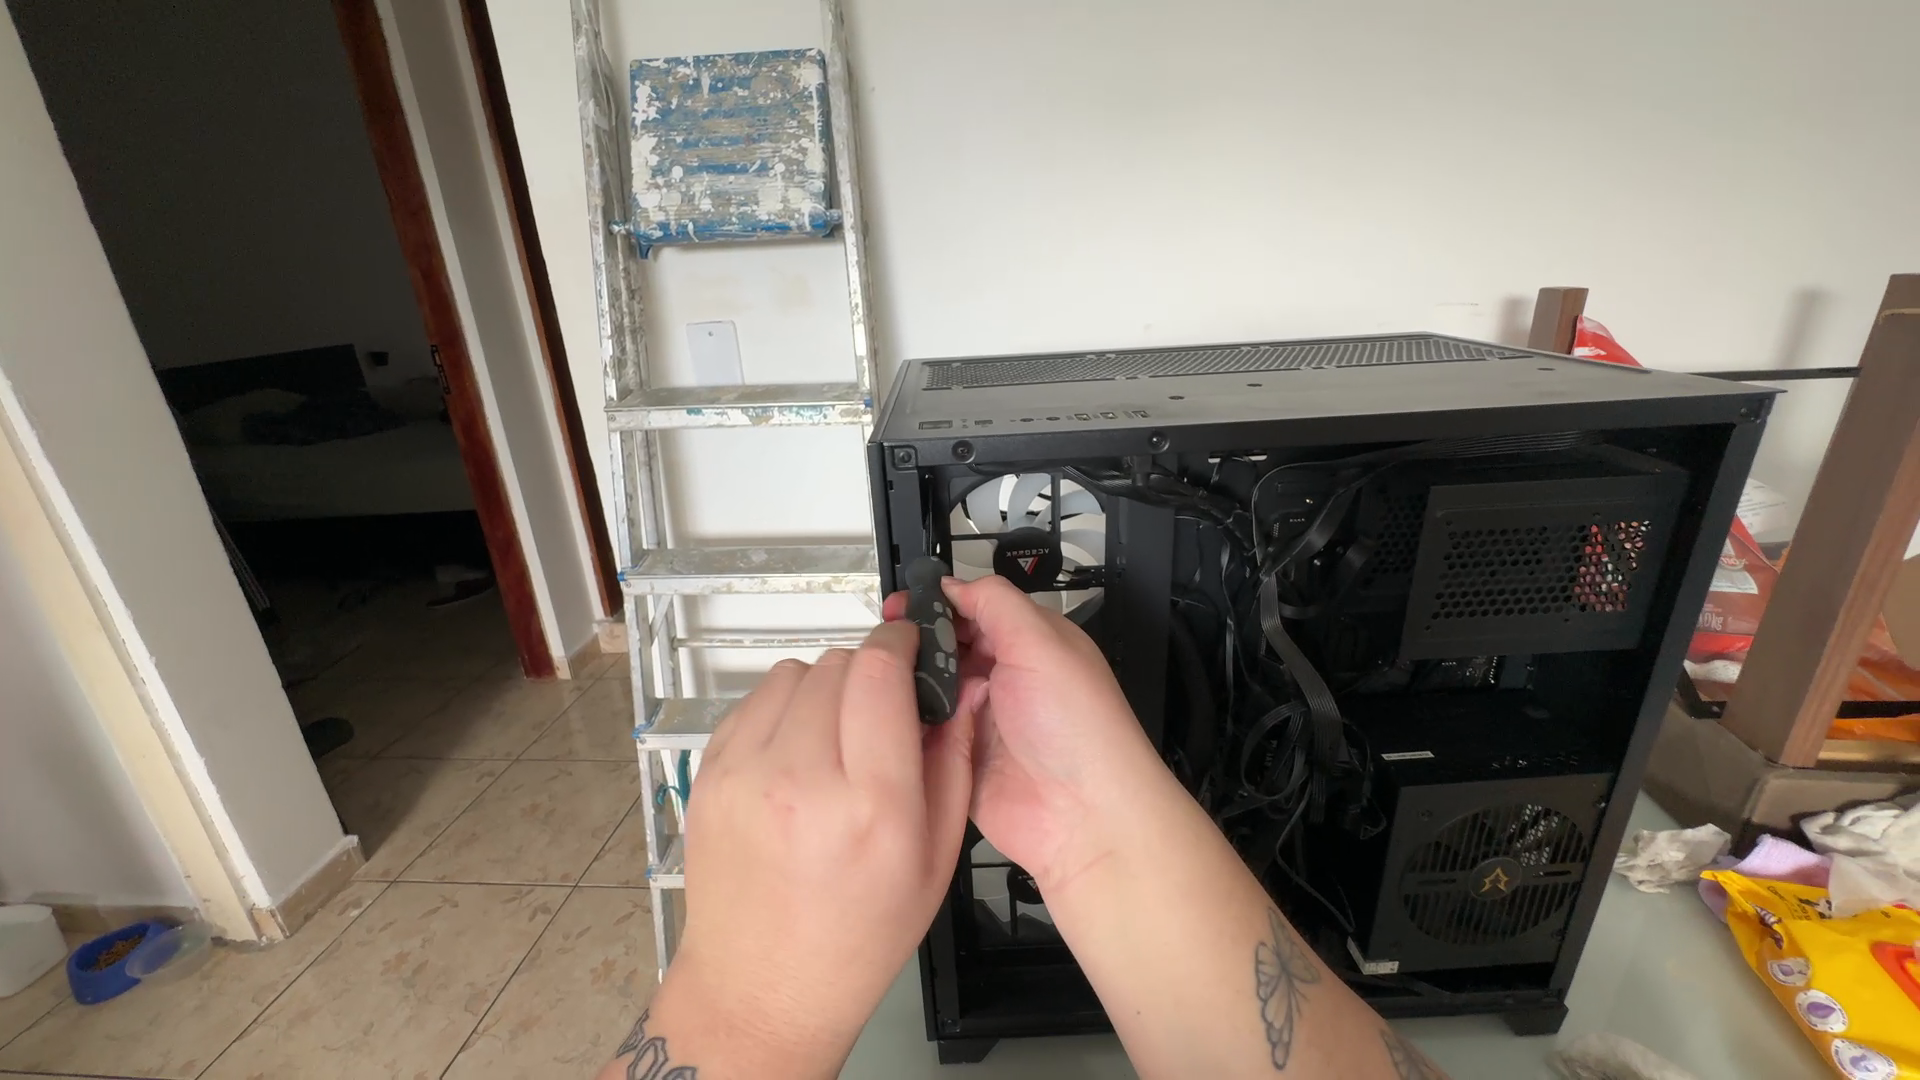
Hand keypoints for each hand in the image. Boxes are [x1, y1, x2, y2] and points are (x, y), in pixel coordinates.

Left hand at [649, 621, 975, 1073]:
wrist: (761, 987)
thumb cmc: (859, 932)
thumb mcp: (937, 855)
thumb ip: (954, 758)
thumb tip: (961, 685)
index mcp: (870, 803)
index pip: (880, 672)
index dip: (900, 640)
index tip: (911, 640)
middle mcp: (799, 779)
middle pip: (839, 663)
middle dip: (869, 670)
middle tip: (880, 708)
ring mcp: (742, 774)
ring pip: (795, 672)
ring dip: (825, 686)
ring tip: (835, 734)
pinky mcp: (708, 774)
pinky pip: (755, 699)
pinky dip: (784, 707)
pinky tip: (796, 750)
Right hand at [885, 575, 1170, 894]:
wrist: (1084, 817)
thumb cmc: (1081, 730)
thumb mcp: (1041, 643)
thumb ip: (996, 603)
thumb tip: (954, 584)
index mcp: (1030, 644)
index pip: (974, 609)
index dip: (938, 605)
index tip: (901, 605)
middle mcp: (1006, 680)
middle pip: (948, 649)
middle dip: (918, 645)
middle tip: (889, 644)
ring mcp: (984, 721)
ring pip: (931, 690)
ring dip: (914, 686)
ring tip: (896, 683)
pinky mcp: (964, 759)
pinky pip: (926, 734)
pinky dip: (912, 726)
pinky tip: (898, 718)